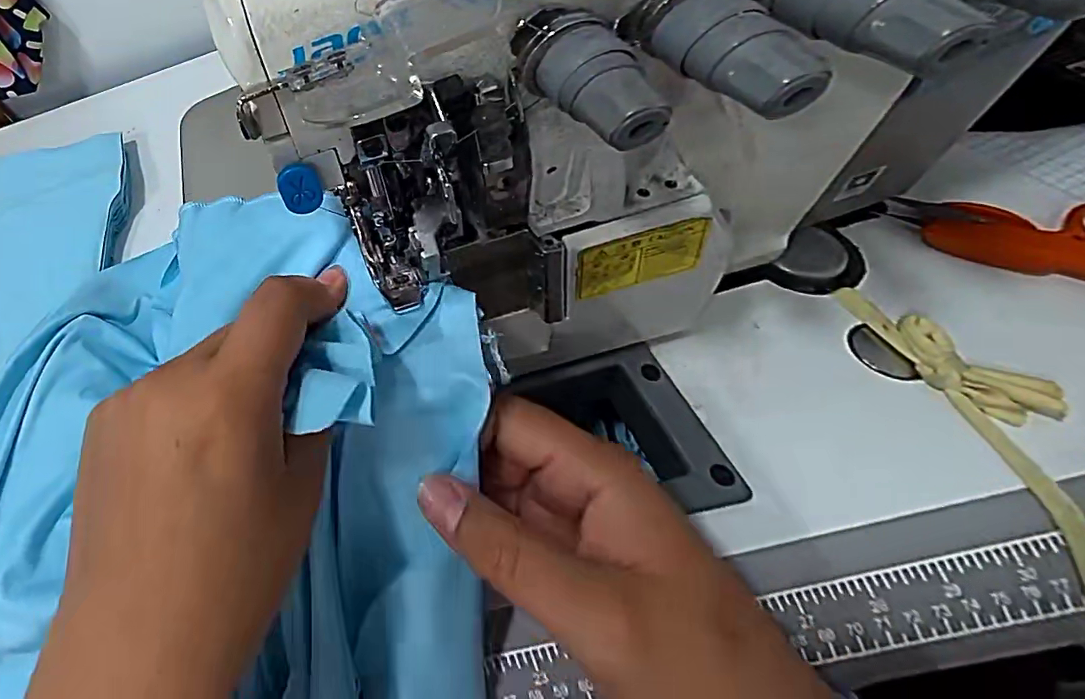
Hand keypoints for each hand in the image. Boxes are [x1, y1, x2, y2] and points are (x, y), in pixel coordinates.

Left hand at [28, 268, 347, 698]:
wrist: (135, 642)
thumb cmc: (236, 575)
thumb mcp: (300, 491)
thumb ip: (310, 410)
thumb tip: (311, 366)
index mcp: (226, 394)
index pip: (273, 304)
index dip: (309, 292)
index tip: (332, 298)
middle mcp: (170, 378)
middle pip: (235, 334)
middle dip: (269, 350)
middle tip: (285, 397)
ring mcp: (127, 395)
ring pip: (197, 363)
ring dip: (223, 381)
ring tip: (225, 445)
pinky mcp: (101, 416)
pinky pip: (162, 389)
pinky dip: (185, 403)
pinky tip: (180, 460)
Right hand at [418, 396, 828, 698]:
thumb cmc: (698, 665)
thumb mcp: (597, 609)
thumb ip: (507, 548)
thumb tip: (430, 489)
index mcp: (598, 474)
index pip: (511, 420)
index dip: (458, 418)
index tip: (402, 426)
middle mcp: (583, 489)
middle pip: (501, 451)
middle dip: (447, 456)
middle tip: (386, 464)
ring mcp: (575, 529)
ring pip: (500, 492)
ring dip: (456, 496)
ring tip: (396, 493)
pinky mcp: (569, 566)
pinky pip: (509, 534)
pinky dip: (474, 533)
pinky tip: (435, 536)